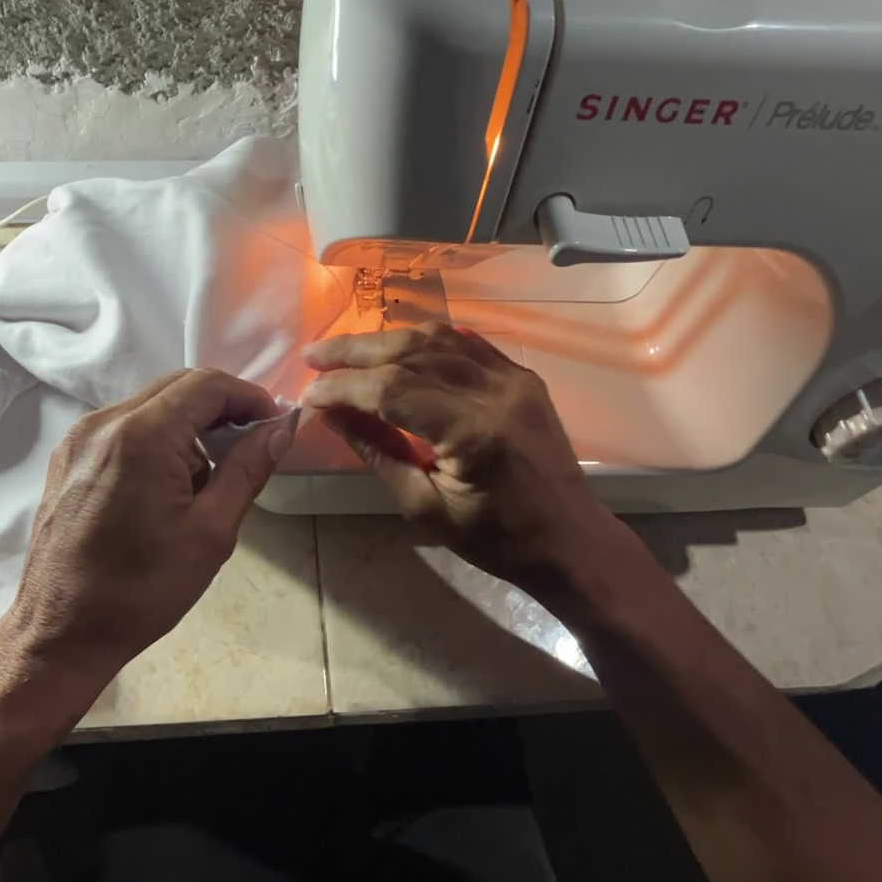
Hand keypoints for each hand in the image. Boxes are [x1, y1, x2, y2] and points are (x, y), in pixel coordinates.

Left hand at [1, 368, 294, 681]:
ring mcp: (79, 438)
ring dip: (189, 423)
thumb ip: (247, 469)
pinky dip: (158, 437)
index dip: (248, 397)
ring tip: (211, 473)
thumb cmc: (142, 590)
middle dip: (221, 407)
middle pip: (177, 386)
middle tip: (250, 444)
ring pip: (150, 403)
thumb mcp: (210, 532)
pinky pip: (124, 426)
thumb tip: (281, 429)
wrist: (62, 631)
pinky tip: (170, 481)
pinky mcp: (68, 457)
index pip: (207, 384)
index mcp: (141, 436)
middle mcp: (104, 423)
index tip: (273, 426)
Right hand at [301, 323, 624, 596]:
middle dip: (356, 351)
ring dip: (387, 340)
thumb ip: (378, 452)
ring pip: (439, 339)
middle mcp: (494, 392)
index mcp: (471, 431)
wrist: (571, 541)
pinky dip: (427, 341)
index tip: (310, 395)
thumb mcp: (424, 507)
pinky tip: (399, 346)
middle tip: (314, 358)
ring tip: (348, 352)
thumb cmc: (495, 540)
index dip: (345, 387)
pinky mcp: (522, 378)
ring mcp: (513, 379)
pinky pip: (468, 344)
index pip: (392, 389)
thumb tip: (332, 415)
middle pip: (412, 351)